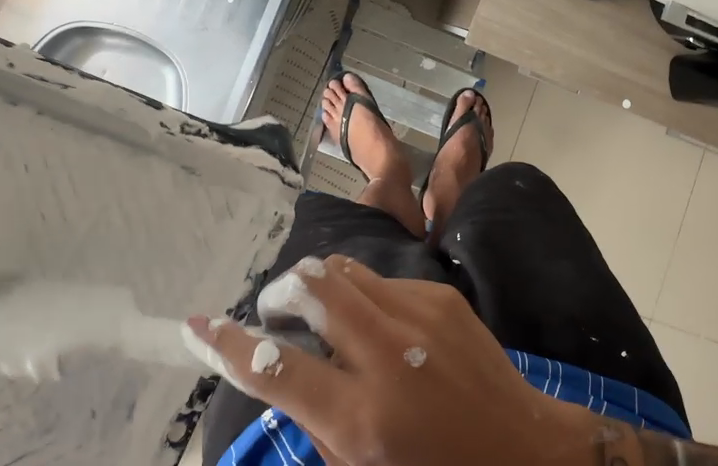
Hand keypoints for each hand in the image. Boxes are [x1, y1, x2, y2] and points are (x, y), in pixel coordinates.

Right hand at [183, 255, 593, 465]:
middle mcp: (385, 354)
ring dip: (318, 284)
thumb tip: (281, 370)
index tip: (196, 323)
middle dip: (280, 292)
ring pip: (343, 269)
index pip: (275, 367)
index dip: (226, 344)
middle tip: (275, 314)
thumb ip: (316, 420)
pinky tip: (374, 323)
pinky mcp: (440, 296)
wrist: (521, 448)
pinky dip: (361, 294)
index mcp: (359, 416)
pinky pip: (381, 280)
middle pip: (311, 287)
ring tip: (318, 311)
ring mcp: (417, 315)